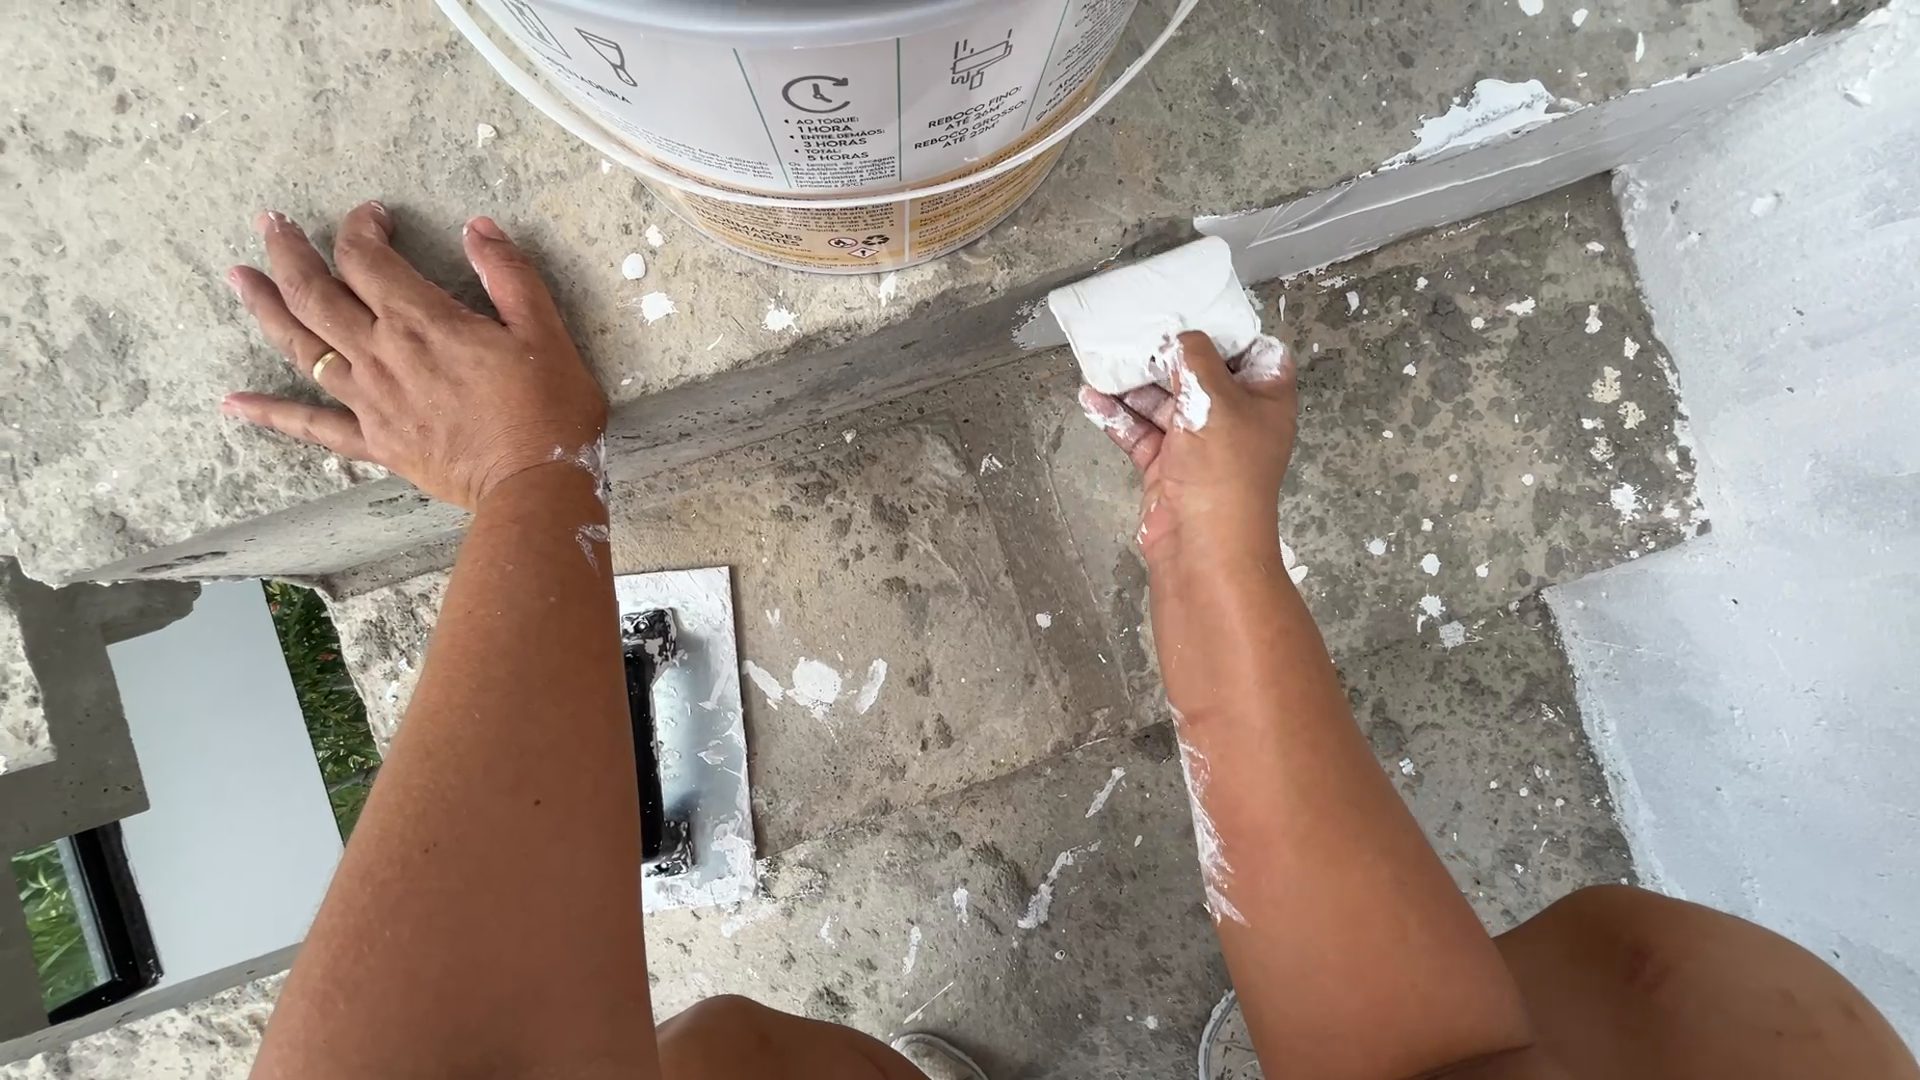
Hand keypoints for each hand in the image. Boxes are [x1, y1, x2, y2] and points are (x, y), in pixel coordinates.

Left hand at [221, 203, 607, 510]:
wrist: (536, 484)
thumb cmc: (550, 411)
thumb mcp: (548, 335)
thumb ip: (511, 277)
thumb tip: (477, 228)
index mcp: (423, 323)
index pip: (368, 259)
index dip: (361, 228)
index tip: (373, 216)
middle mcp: (382, 354)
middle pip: (315, 293)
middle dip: (290, 253)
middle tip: (273, 225)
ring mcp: (372, 400)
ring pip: (301, 346)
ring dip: (265, 307)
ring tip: (242, 278)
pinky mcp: (377, 441)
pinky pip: (314, 426)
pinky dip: (273, 413)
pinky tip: (236, 404)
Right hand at [1077, 331, 1296, 567]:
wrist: (1202, 544)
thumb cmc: (1223, 471)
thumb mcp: (1215, 400)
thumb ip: (1195, 360)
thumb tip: (1180, 340)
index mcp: (1264, 400)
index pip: (1254, 354)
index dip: (1229, 335)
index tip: (1194, 318)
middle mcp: (1233, 419)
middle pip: (1198, 376)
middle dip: (1166, 359)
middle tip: (1136, 337)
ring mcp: (1197, 444)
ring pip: (1163, 405)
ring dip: (1133, 388)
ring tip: (1103, 365)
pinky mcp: (1165, 466)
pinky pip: (1141, 433)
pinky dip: (1118, 418)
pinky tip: (1092, 399)